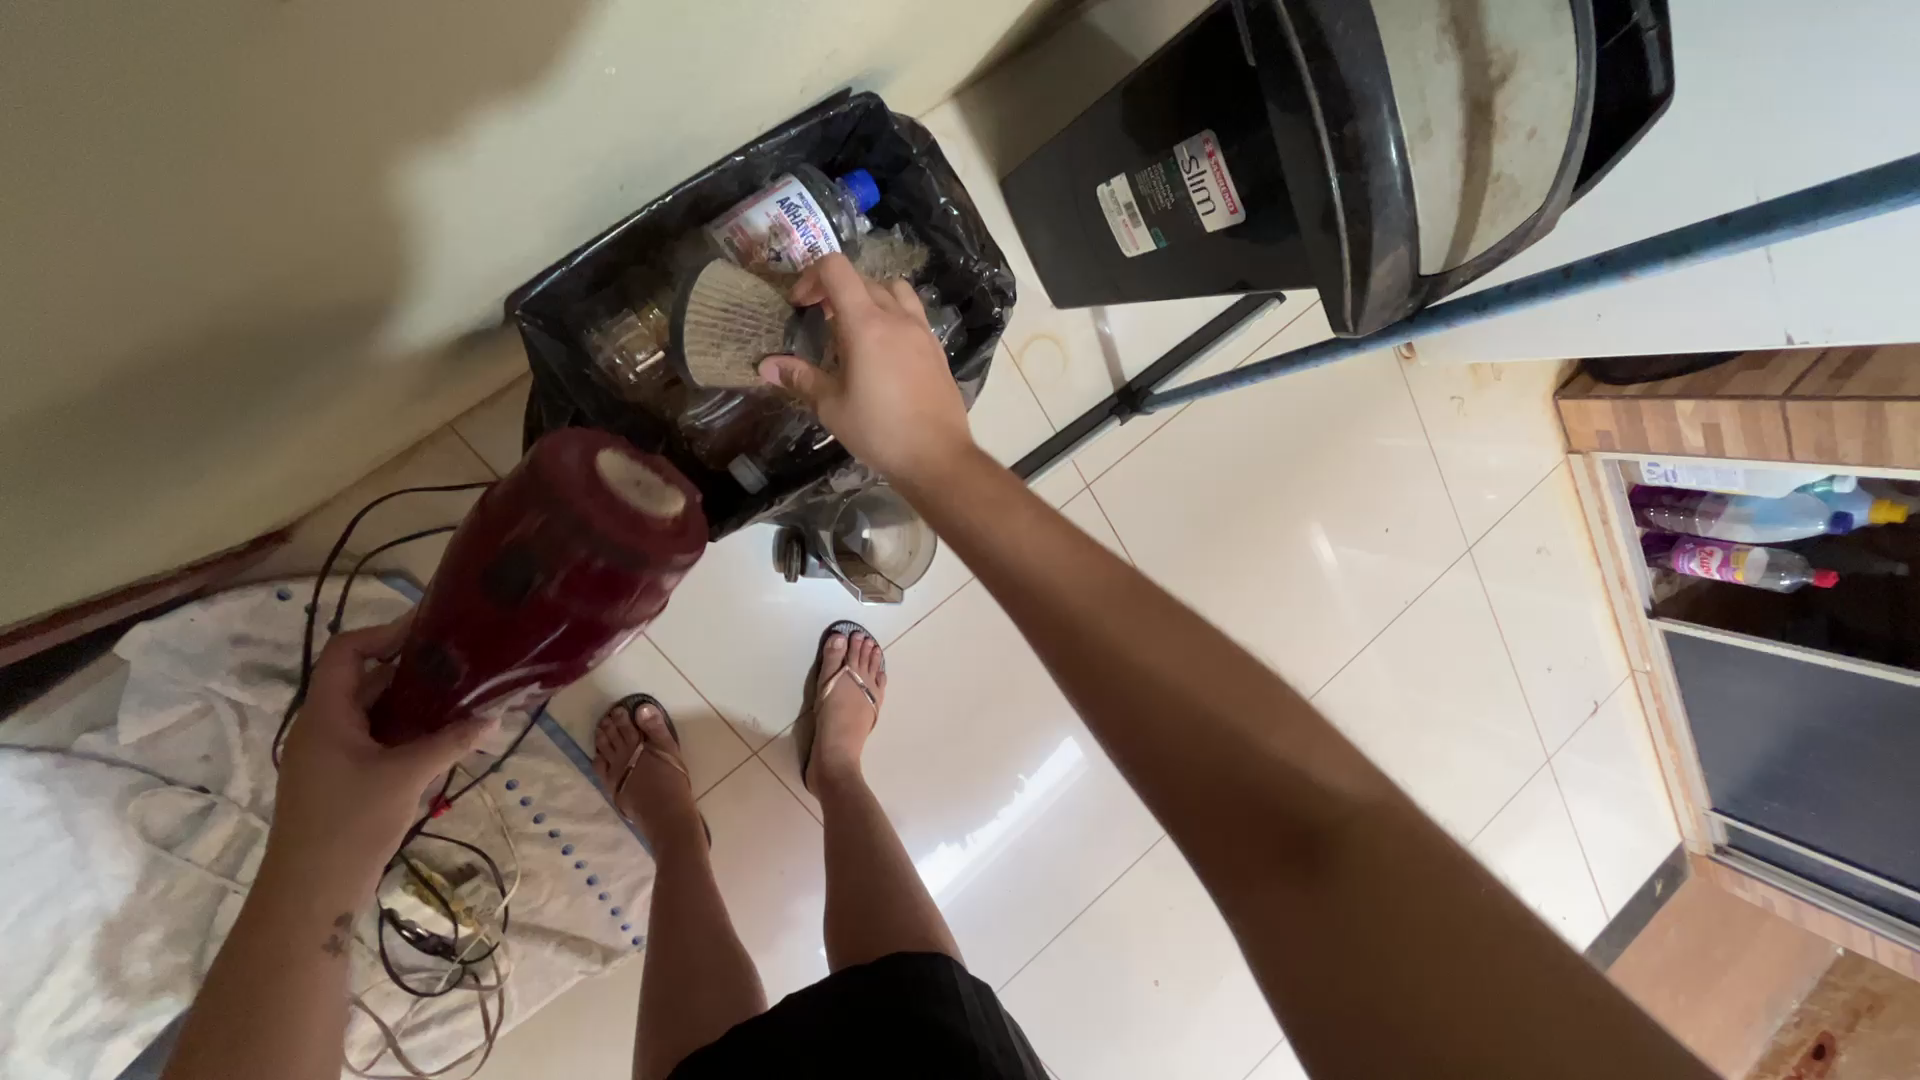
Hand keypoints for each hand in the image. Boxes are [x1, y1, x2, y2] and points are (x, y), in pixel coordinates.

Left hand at [270, 617, 493, 885]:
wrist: (311, 892)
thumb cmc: (350, 824)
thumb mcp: (408, 776)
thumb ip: (452, 741)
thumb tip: (495, 716)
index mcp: (325, 716)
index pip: (345, 653)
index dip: (384, 633)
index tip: (430, 630)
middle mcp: (324, 727)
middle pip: (366, 679)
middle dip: (414, 667)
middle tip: (462, 660)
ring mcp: (333, 753)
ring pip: (377, 710)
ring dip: (417, 700)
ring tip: (464, 693)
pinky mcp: (346, 776)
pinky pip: (380, 736)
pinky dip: (412, 728)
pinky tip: (448, 734)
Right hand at [759, 254, 976, 482]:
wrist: (937, 456)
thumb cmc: (880, 432)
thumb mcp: (832, 407)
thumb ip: (801, 379)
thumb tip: (766, 366)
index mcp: (866, 324)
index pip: (837, 269)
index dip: (811, 277)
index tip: (800, 305)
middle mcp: (897, 318)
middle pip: (864, 279)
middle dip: (837, 291)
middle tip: (822, 322)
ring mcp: (923, 332)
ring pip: (894, 291)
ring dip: (870, 297)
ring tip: (856, 329)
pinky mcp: (937, 349)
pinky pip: (913, 315)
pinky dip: (894, 316)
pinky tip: (885, 350)